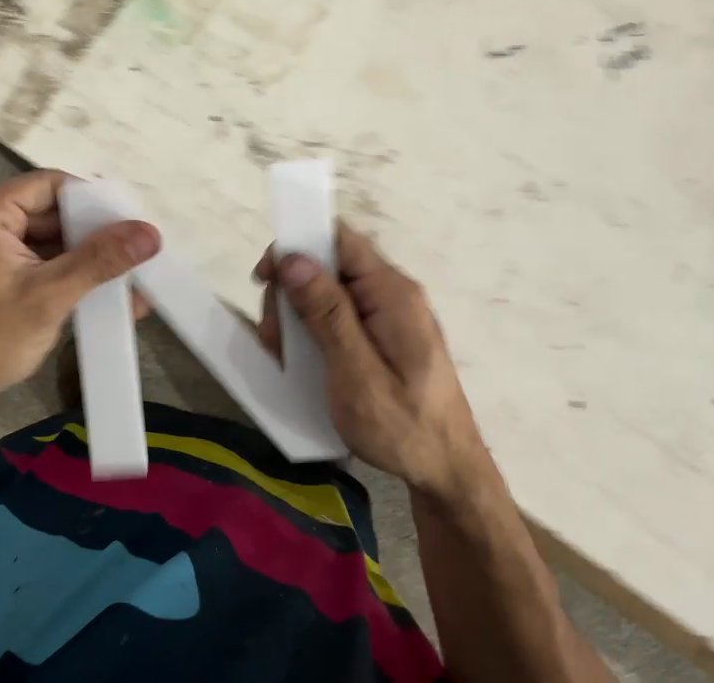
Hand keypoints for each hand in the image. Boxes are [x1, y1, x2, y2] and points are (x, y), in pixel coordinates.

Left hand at [0, 170, 159, 432]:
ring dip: (84, 260)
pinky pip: (35, 261)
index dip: (93, 202)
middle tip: (138, 254)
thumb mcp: (49, 296)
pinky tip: (102, 294)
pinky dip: (65, 275)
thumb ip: (100, 260)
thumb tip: (150, 232)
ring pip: (47, 240)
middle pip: (51, 212)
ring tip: (130, 280)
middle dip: (94, 237)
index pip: (51, 186)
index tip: (130, 225)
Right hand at [255, 225, 488, 504]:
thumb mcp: (356, 374)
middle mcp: (393, 293)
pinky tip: (304, 363)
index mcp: (391, 293)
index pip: (339, 239)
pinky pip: (340, 316)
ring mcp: (390, 315)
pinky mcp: (384, 335)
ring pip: (328, 292)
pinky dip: (314, 332)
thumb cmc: (402, 428)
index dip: (296, 246)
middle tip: (275, 339)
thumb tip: (294, 258)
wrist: (448, 473)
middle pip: (328, 264)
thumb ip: (327, 314)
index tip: (265, 279)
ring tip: (287, 358)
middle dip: (291, 293)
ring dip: (298, 317)